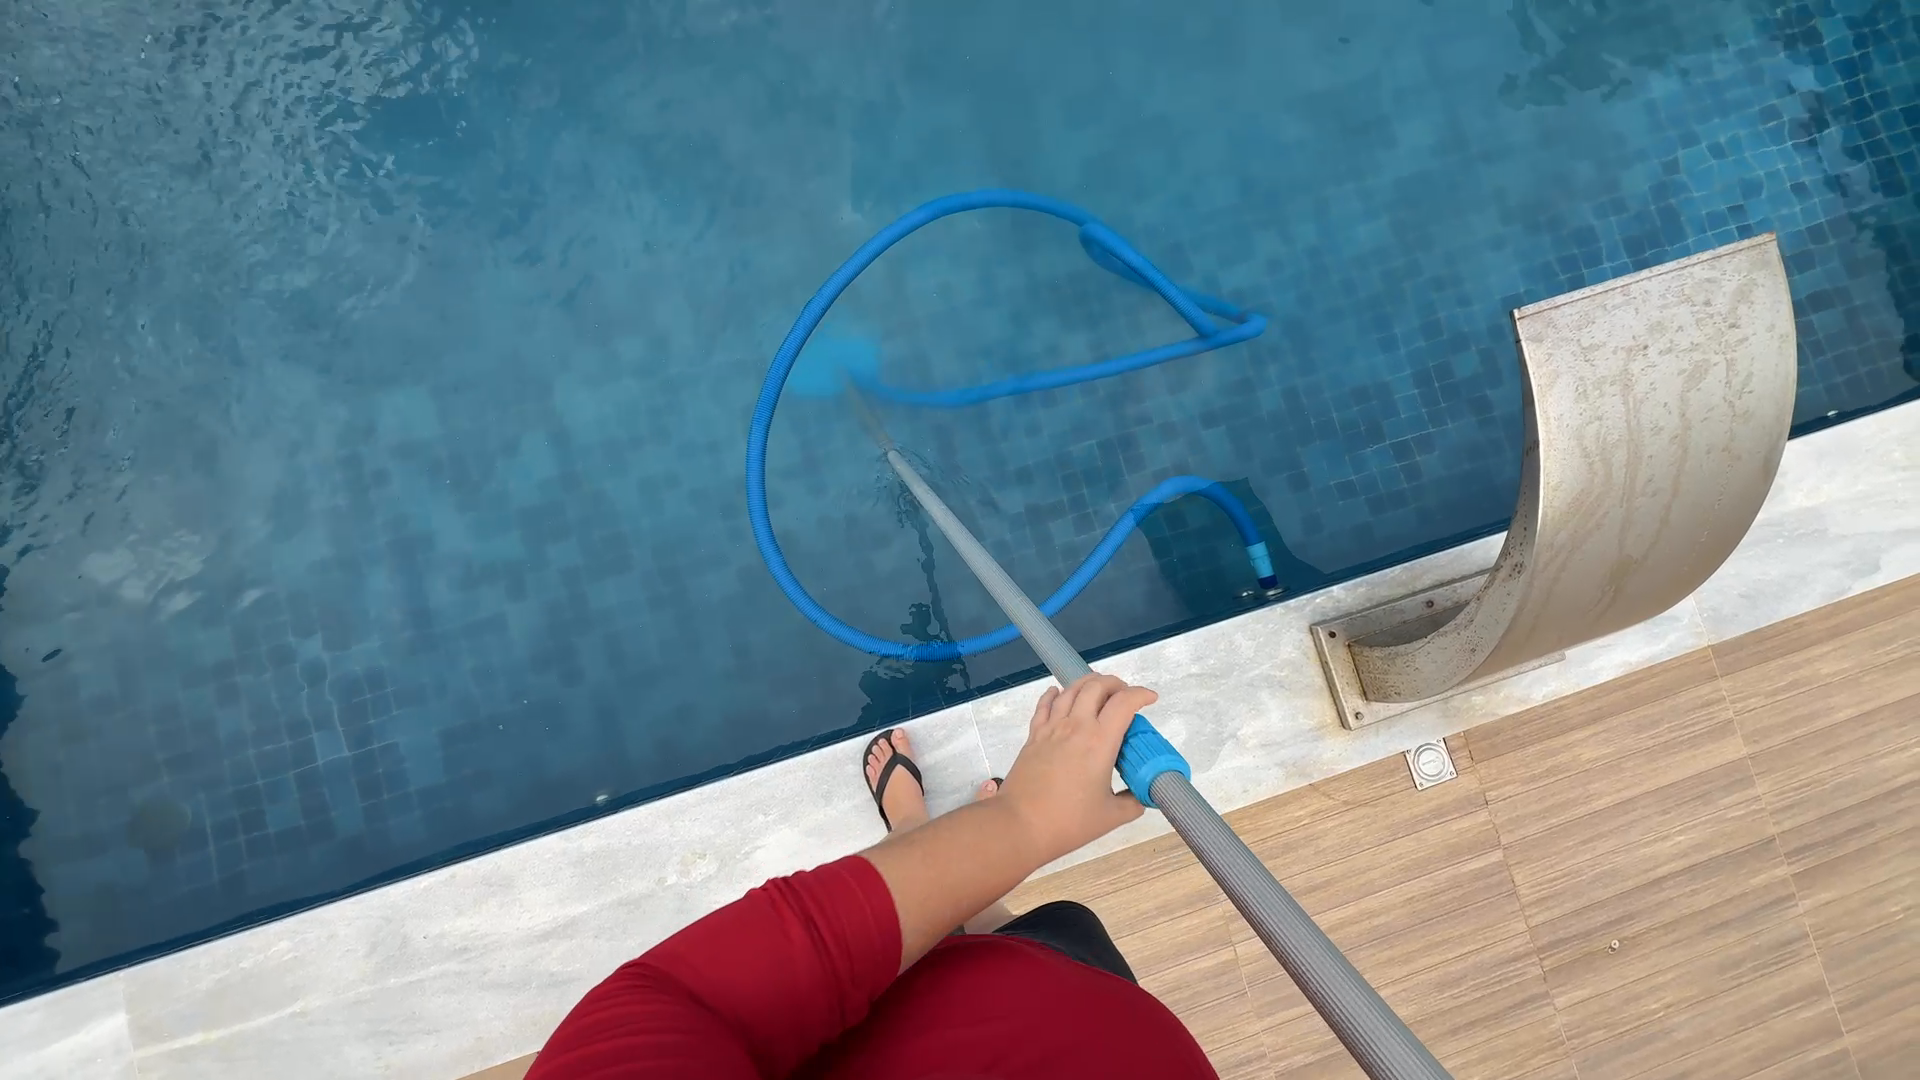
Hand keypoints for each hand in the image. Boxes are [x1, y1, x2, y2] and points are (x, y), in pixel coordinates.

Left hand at [997, 674, 1155, 864]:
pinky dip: (1055, 694)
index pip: (1124, 703)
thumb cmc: (1068, 821)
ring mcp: (1051, 728)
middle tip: (1125, 695)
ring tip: (1099, 690)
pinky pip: (1045, 704)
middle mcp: (1075, 726)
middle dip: (1115, 684)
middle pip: (1096, 686)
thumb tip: (1141, 796)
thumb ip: (1132, 803)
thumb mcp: (1111, 816)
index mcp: (1099, 742)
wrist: (1021, 823)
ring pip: (1070, 690)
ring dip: (1088, 683)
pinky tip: (1058, 693)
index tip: (1151, 699)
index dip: (1141, 694)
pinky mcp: (1033, 735)